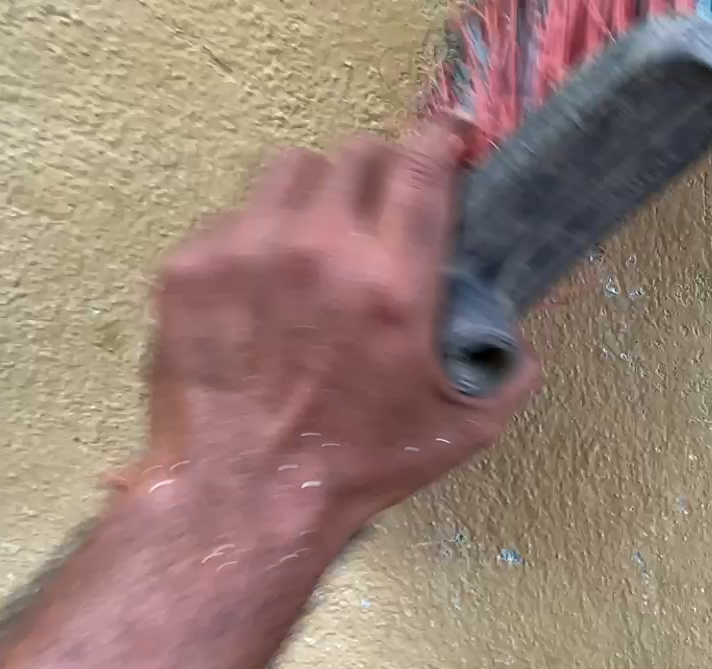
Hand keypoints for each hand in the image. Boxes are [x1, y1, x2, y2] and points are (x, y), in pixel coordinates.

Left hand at [128, 119, 540, 541]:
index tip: (452, 134)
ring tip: (331, 233)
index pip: (420, 172)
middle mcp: (321, 251)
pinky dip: (267, 230)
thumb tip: (522, 343)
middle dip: (387, 167)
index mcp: (395, 288)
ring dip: (325, 189)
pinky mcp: (189, 266)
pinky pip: (236, 214)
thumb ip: (512, 377)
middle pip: (356, 153)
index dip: (441, 138)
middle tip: (394, 203)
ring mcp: (245, 251)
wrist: (250, 491)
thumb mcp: (468, 431)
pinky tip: (275, 280)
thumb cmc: (367, 463)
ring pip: (291, 168)